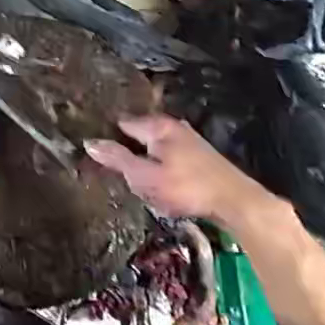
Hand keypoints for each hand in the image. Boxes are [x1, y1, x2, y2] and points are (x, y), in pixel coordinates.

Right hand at [86, 114, 276, 226]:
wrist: (234, 201)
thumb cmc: (186, 187)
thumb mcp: (144, 176)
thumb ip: (117, 159)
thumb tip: (89, 142)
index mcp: (157, 126)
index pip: (122, 123)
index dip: (106, 133)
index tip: (90, 145)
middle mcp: (173, 127)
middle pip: (139, 134)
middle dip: (125, 146)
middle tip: (107, 165)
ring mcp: (189, 141)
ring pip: (155, 147)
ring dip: (143, 159)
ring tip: (130, 177)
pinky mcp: (199, 158)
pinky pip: (168, 157)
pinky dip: (158, 167)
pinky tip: (156, 183)